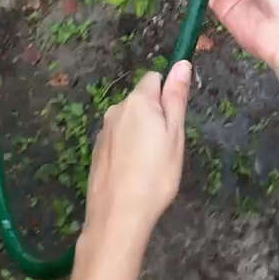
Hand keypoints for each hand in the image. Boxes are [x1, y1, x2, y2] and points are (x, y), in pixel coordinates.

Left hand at [84, 62, 190, 245]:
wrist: (118, 216)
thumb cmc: (155, 175)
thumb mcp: (174, 135)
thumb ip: (176, 97)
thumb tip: (181, 63)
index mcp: (137, 102)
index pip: (154, 79)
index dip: (167, 96)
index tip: (174, 122)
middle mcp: (115, 110)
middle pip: (141, 101)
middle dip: (155, 116)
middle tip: (166, 148)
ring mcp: (103, 131)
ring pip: (129, 122)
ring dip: (141, 134)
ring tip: (151, 165)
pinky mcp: (97, 151)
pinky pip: (118, 139)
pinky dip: (127, 149)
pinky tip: (134, 173)